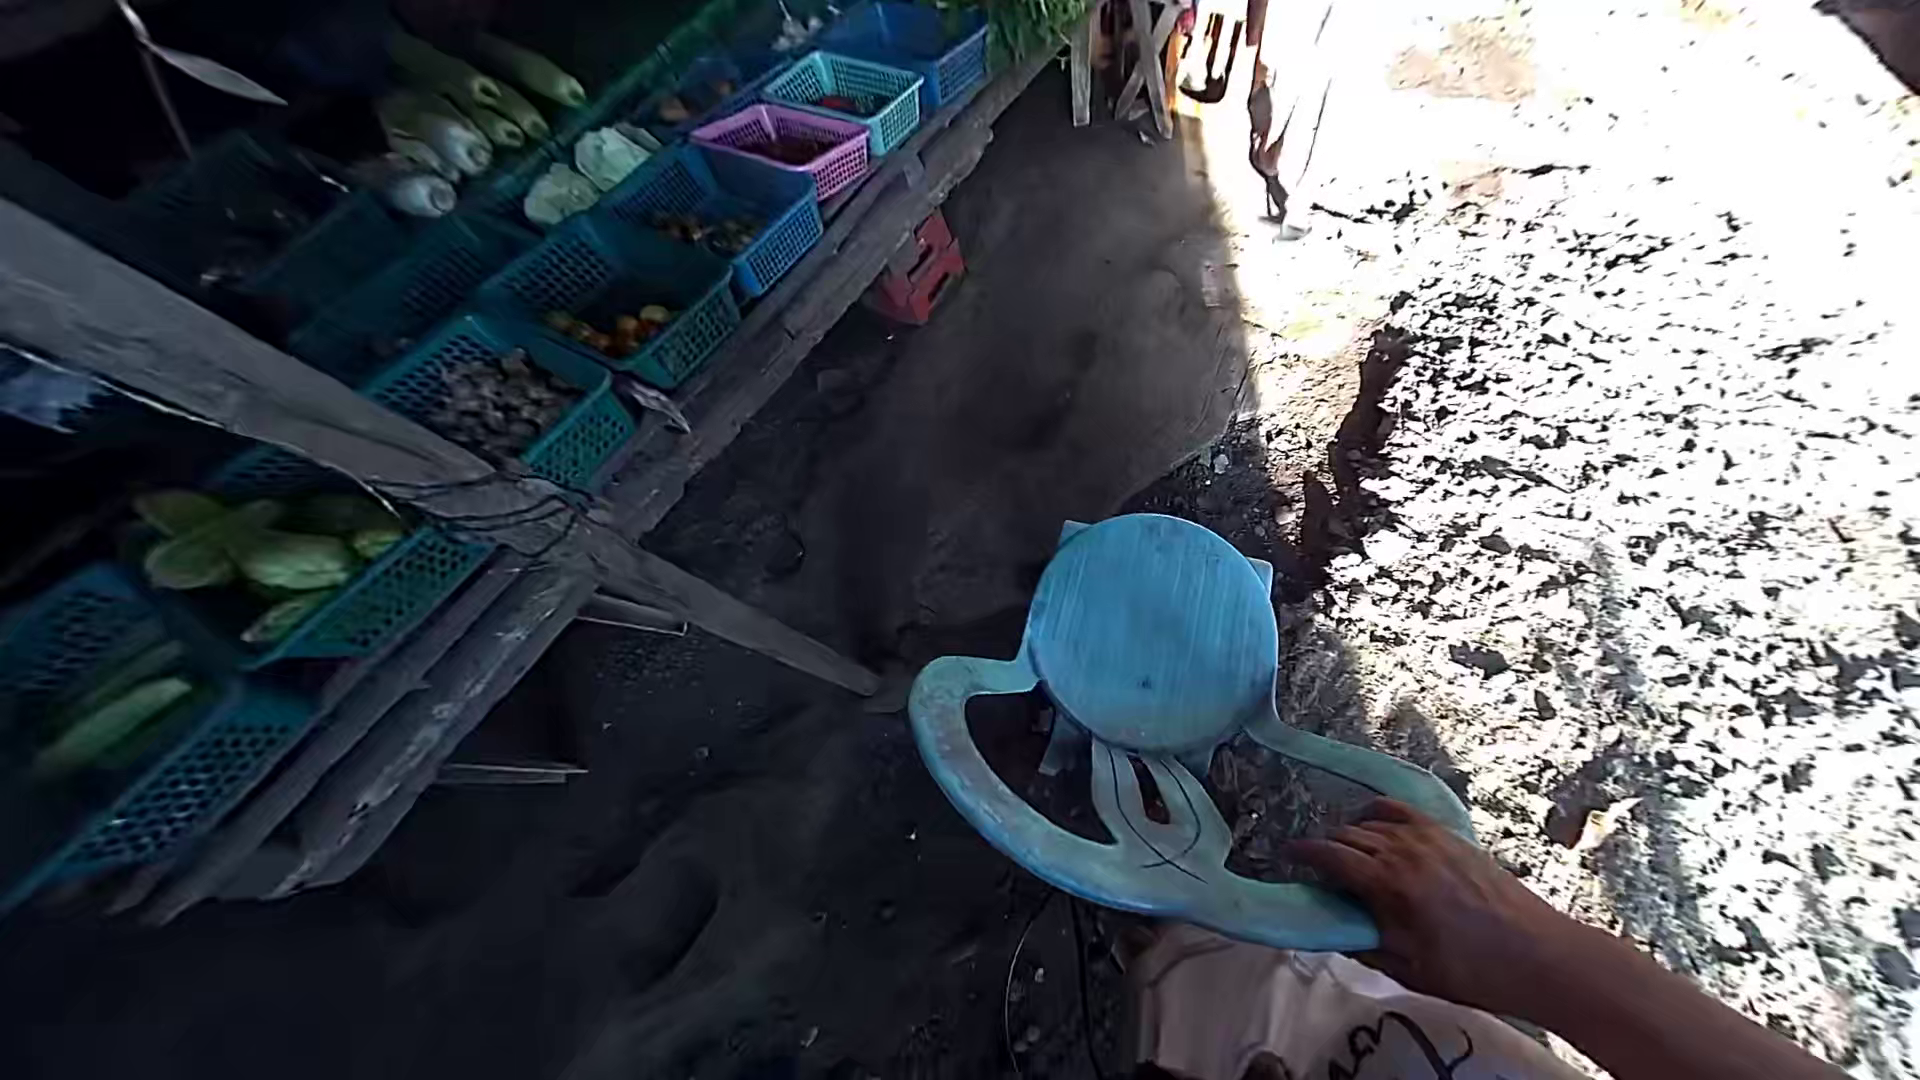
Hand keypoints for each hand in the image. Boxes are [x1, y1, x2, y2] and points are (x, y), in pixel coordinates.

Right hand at [1287, 797, 1590, 1018]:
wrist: (1548, 959)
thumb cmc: (1477, 971)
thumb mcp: (1412, 971)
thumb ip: (1362, 945)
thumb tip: (1327, 929)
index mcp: (1388, 884)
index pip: (1328, 854)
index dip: (1302, 852)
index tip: (1288, 855)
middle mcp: (1400, 850)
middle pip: (1343, 835)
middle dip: (1326, 848)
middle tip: (1325, 869)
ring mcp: (1423, 836)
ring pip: (1366, 822)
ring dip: (1351, 836)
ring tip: (1353, 856)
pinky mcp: (1443, 832)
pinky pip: (1394, 808)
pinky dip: (1375, 813)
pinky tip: (1376, 828)